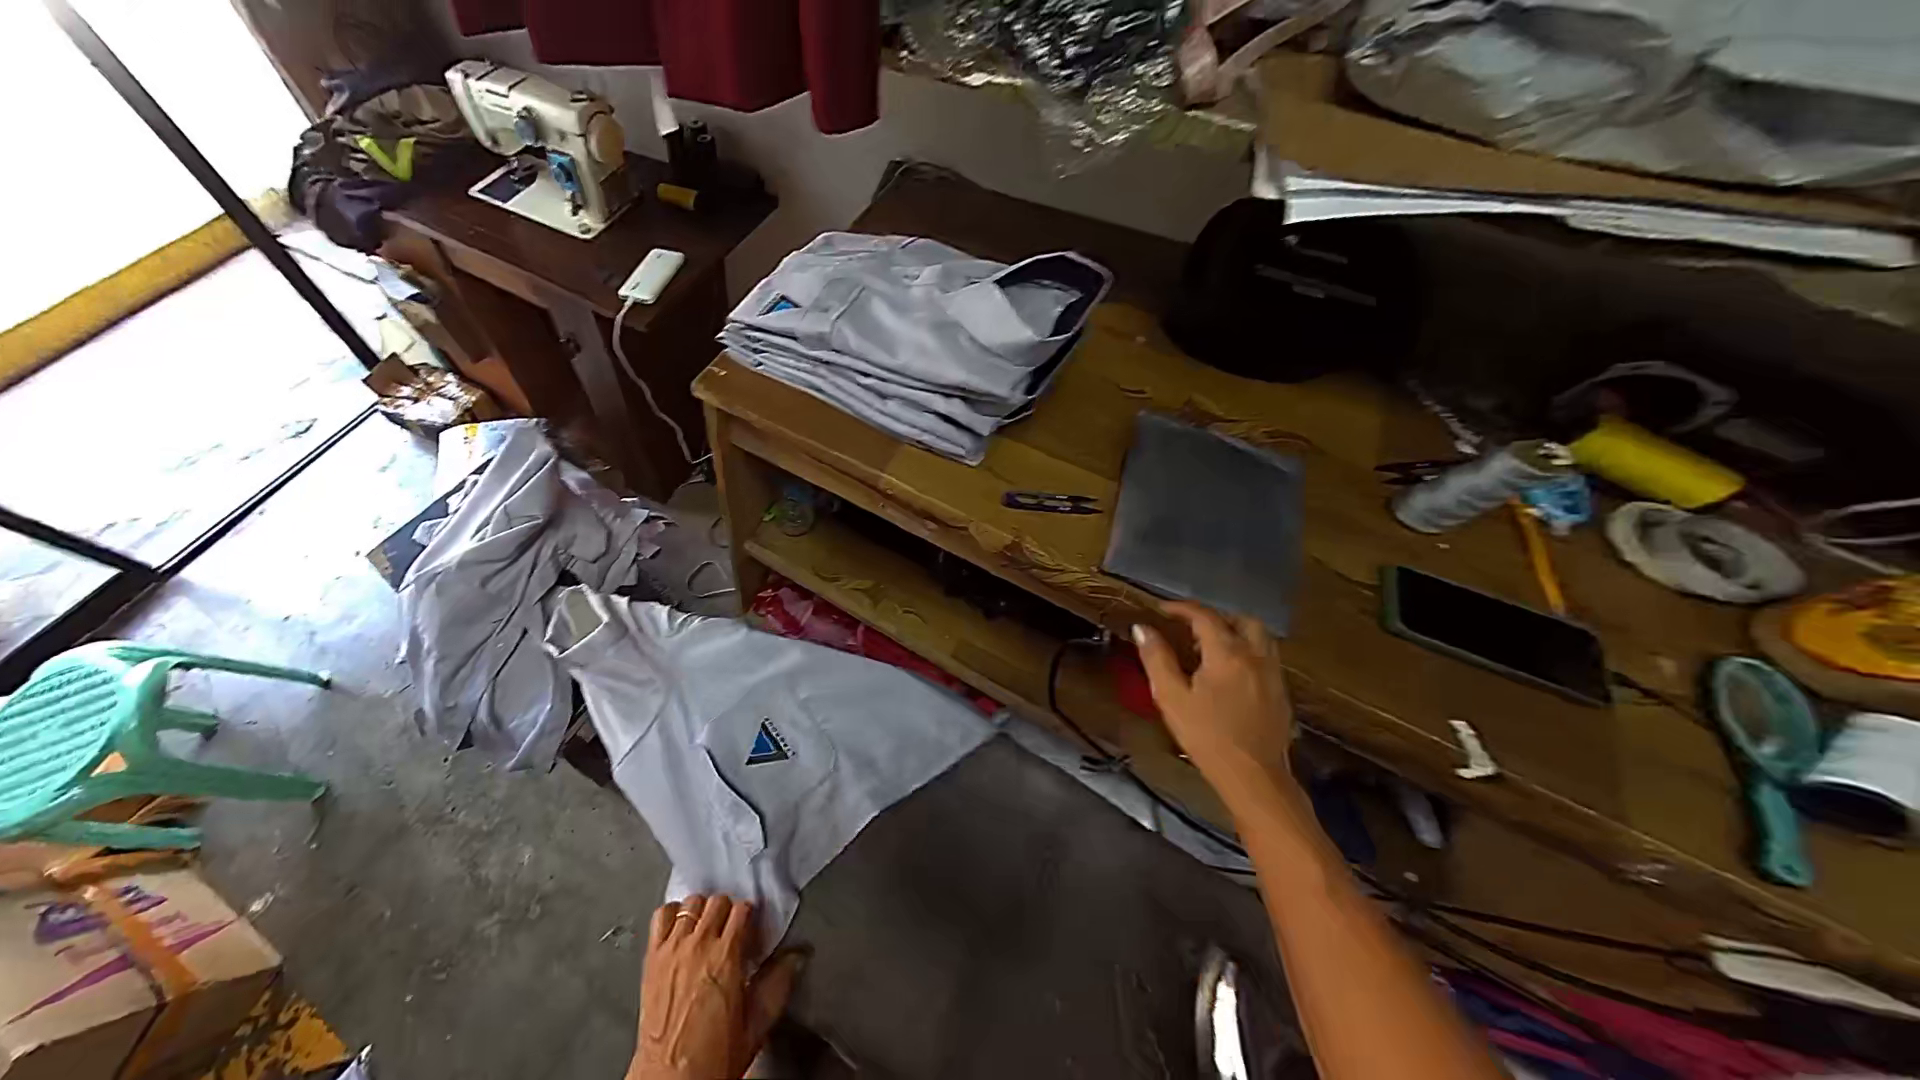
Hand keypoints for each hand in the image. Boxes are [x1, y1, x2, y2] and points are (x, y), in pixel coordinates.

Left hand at [629, 894, 802, 1079]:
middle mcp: (699, 946)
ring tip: (706, 926)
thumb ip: (780, 983)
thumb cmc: (714, 1056)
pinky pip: (660, 917)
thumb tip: (797, 956)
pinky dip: (672, 915)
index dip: (750, 915)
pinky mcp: (652, 959)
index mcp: (727, 956)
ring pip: (691, 903)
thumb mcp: (758, 1021)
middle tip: (731, 928)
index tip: (751, 928)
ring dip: (702, 911)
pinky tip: (680, 928)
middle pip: (718, 901)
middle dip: (728, 910)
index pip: (743, 909)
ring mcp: (672, 950)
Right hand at [1134, 601, 1295, 801]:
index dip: (1181, 608)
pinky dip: (1248, 650)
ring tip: (1212, 646)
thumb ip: (1157, 658)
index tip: (1161, 609)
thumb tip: (1143, 628)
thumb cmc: (1207, 737)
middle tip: (1191, 627)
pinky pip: (1266, 656)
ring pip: (1259, 636)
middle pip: (1240, 619)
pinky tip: (1231, 672)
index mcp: (1227, 653)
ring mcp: (1273, 673)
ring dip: (1236, 631)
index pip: (1204, 616)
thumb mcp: (1172, 698)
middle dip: (1215, 616)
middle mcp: (1255, 655)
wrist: (1254, 776)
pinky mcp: (1281, 692)